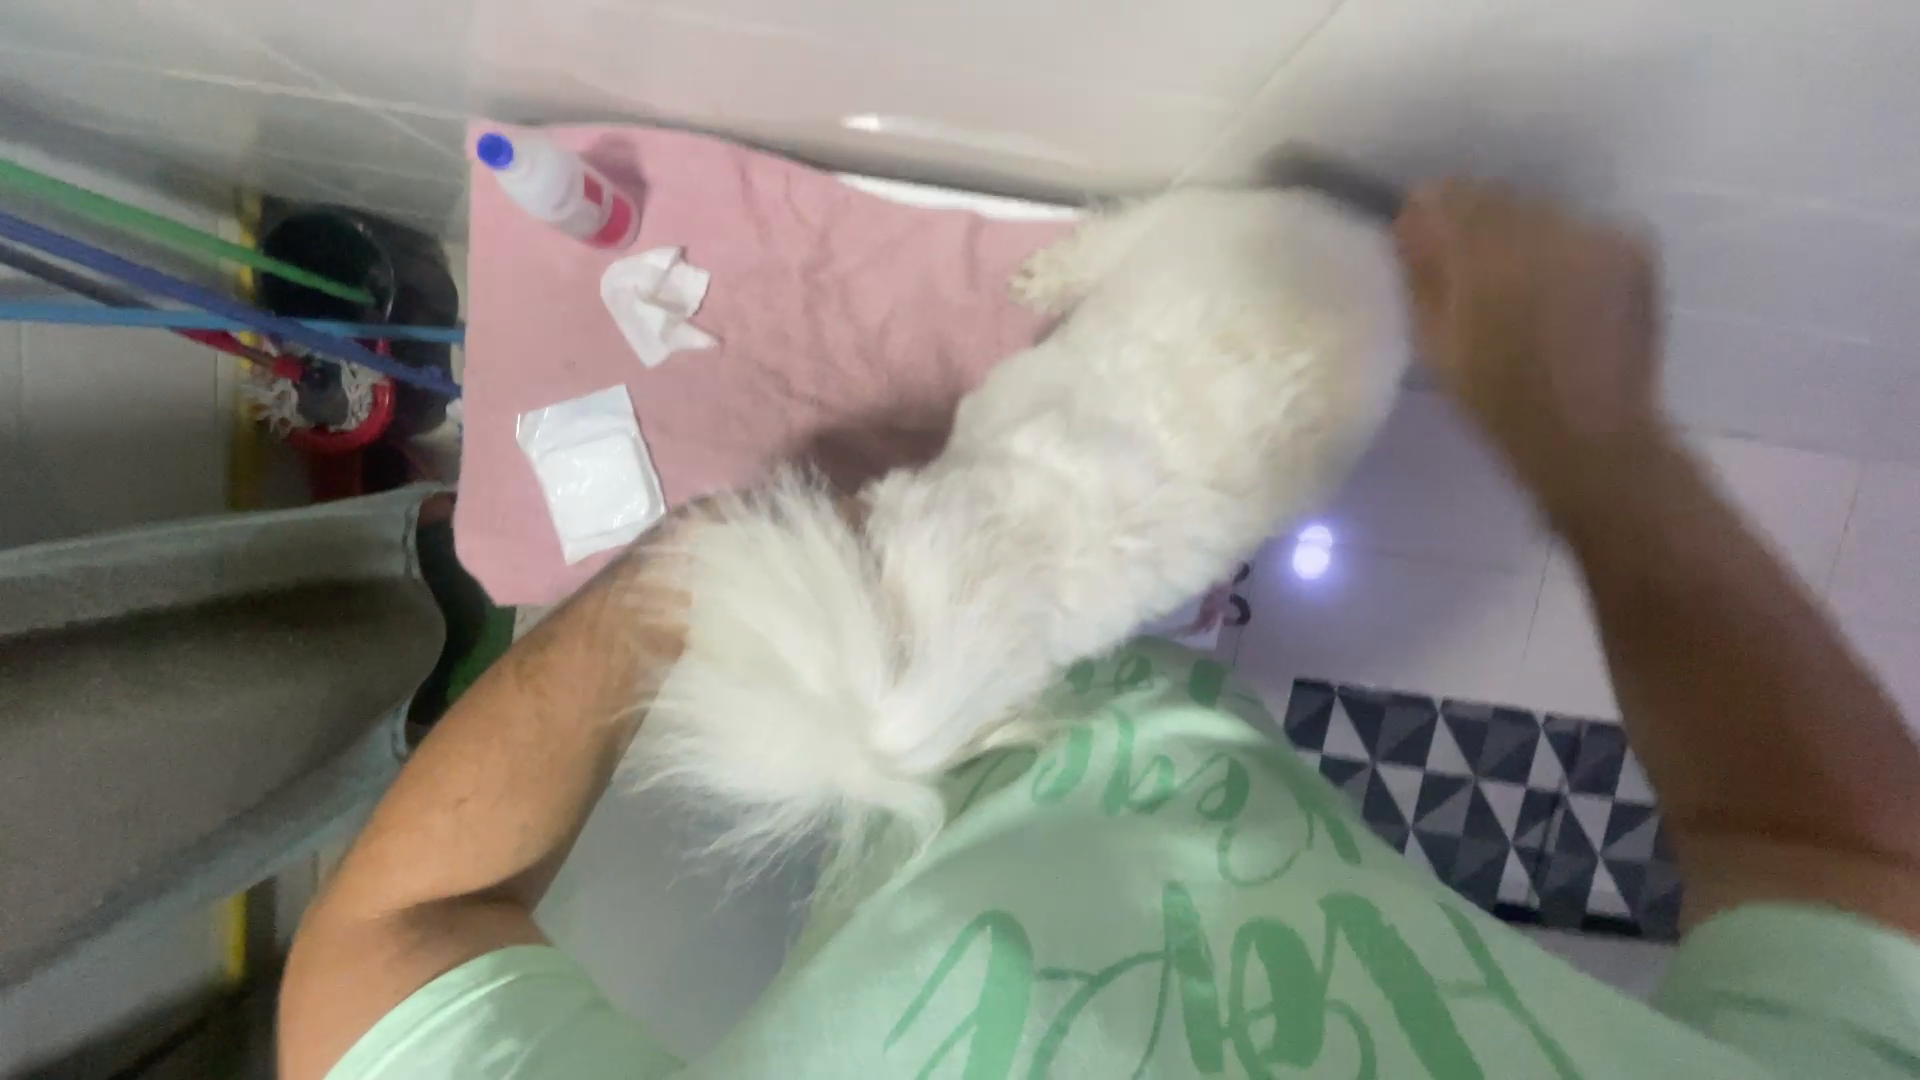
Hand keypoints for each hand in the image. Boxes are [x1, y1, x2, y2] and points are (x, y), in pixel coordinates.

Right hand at [1393, 180, 1667, 521]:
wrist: (1586, 429)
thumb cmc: (1492, 396)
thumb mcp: (1434, 341)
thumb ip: (1422, 276)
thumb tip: (1410, 227)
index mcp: (1489, 260)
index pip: (1451, 199)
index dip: (1427, 208)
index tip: (1413, 226)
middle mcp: (1549, 233)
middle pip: (1496, 198)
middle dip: (1470, 218)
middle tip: (1453, 256)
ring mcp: (1597, 235)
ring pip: (1537, 212)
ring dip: (1513, 232)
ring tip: (1503, 277)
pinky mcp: (1631, 246)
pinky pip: (1576, 229)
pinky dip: (1553, 247)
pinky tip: (1547, 286)